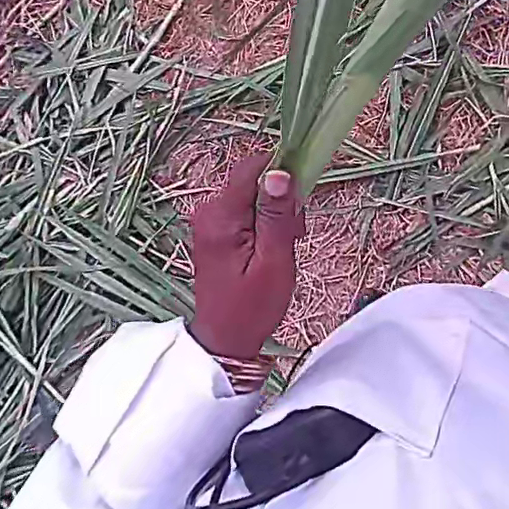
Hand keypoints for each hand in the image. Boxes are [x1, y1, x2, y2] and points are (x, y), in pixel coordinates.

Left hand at [189, 152, 306, 359]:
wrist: (225, 339)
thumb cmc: (251, 308)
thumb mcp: (273, 262)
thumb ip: (276, 216)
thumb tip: (280, 173)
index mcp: (221, 216)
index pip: (252, 168)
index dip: (280, 174)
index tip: (299, 201)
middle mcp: (209, 210)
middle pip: (253, 181)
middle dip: (279, 200)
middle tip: (293, 235)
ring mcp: (210, 219)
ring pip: (252, 195)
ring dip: (274, 213)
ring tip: (282, 247)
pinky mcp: (215, 229)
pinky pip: (245, 210)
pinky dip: (263, 222)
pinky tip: (270, 247)